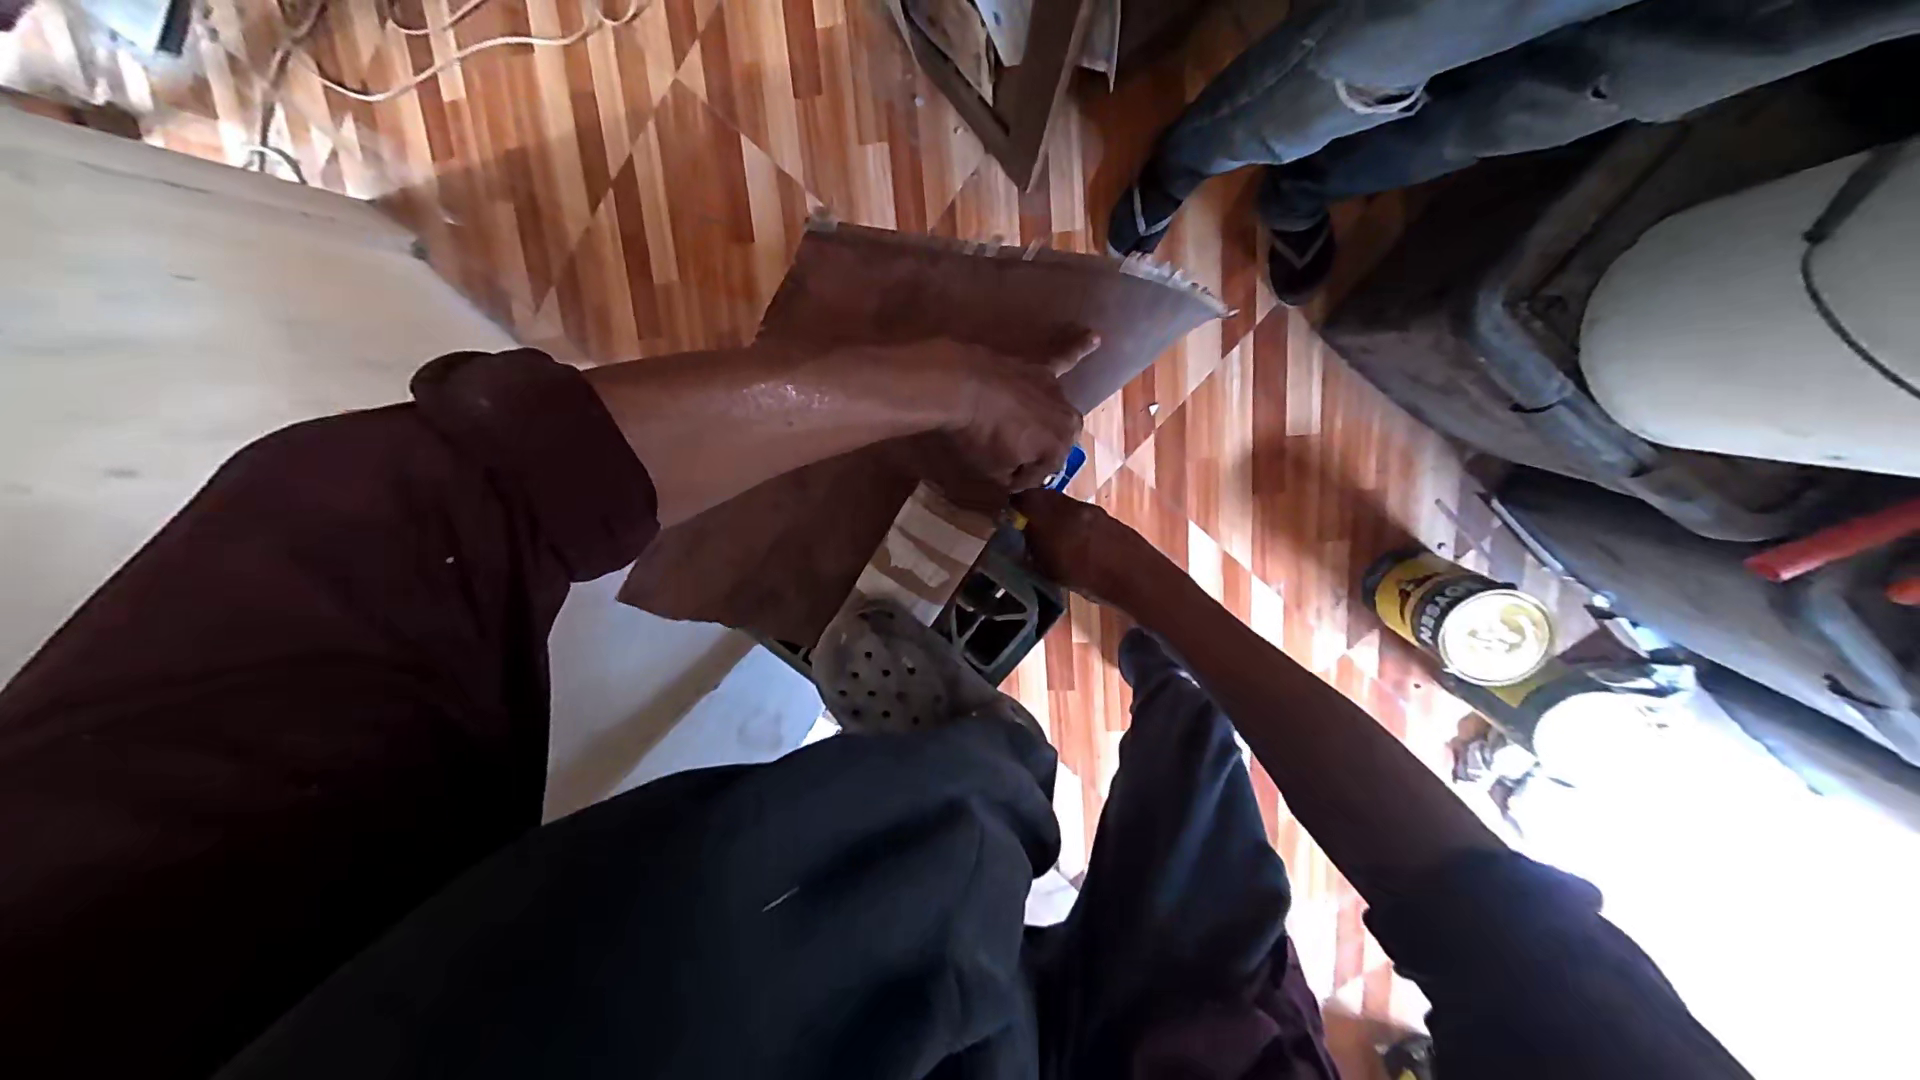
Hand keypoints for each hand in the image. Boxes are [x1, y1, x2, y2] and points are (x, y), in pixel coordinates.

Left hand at [925, 336, 1095, 490]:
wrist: (962, 388)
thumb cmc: (979, 436)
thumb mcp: (992, 470)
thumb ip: (1010, 476)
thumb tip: (1013, 477)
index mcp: (1058, 449)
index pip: (1043, 472)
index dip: (1022, 479)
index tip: (1005, 481)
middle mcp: (1067, 419)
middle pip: (1054, 442)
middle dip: (1038, 452)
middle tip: (1012, 456)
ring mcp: (1055, 391)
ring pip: (1055, 413)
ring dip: (1043, 422)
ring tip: (1032, 430)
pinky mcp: (1039, 368)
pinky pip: (1066, 357)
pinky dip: (1079, 347)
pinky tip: (1094, 338)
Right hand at [1011, 489, 1165, 605]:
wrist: (1139, 579)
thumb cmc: (1092, 580)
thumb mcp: (1053, 571)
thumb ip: (1036, 551)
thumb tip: (1024, 539)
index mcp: (1054, 519)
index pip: (1025, 500)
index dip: (1014, 505)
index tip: (1006, 514)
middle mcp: (1072, 508)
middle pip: (1046, 498)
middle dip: (1033, 505)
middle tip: (1024, 521)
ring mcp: (1092, 511)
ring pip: (1064, 505)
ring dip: (1053, 513)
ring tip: (1048, 534)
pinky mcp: (1107, 518)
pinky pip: (1080, 513)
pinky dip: (1071, 521)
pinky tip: (1073, 540)